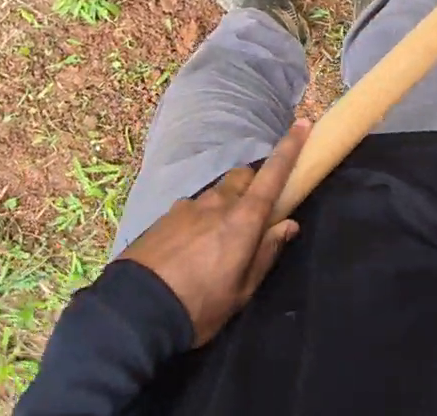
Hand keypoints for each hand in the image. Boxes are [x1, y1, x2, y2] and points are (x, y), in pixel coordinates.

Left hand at [120, 120, 309, 344]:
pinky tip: (190, 248)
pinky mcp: (165, 216)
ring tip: (216, 240)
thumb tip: (289, 224)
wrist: (133, 311)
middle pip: (243, 177)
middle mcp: (217, 203)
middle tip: (254, 212)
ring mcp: (188, 206)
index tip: (302, 124)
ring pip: (216, 193)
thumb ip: (266, 253)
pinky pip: (193, 208)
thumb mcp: (241, 291)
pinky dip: (201, 218)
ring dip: (225, 204)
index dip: (289, 148)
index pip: (272, 174)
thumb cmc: (198, 306)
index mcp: (242, 219)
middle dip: (254, 185)